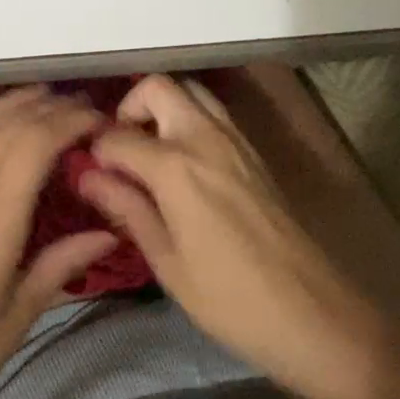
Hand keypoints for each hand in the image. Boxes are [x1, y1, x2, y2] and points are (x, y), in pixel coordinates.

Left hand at [0, 86, 118, 398]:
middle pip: (7, 126)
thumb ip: (62, 264)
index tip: (97, 117)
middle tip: (82, 105)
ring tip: (45, 94)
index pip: (34, 146)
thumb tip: (111, 231)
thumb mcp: (18, 317)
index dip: (68, 121)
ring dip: (12, 102)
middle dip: (48, 107)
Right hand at [80, 75, 399, 398]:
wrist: (312, 311)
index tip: (87, 170)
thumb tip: (88, 177)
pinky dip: (190, 117)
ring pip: (190, 91)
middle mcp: (204, 137)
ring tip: (151, 150)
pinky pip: (214, 112)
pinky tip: (183, 161)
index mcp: (176, 167)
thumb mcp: (167, 262)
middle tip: (121, 148)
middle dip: (130, 107)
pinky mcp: (254, 151)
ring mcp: (235, 139)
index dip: (96, 150)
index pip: (119, 136)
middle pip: (158, 87)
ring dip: (164, 106)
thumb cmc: (230, 298)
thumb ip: (128, 209)